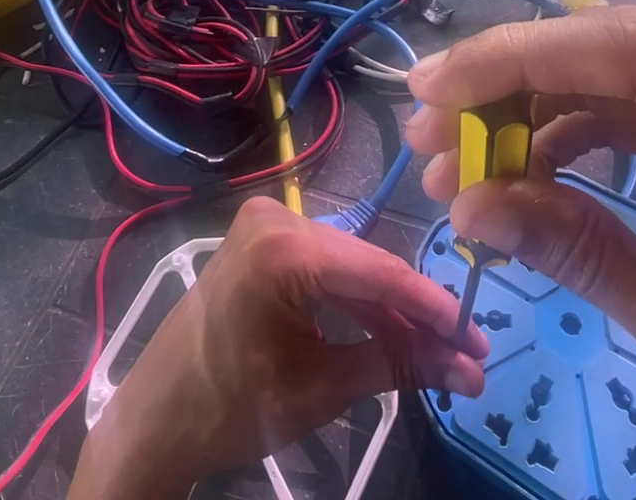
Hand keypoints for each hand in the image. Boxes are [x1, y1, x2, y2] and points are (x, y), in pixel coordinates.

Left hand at [70, 196, 488, 498]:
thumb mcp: (322, 389)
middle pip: (368, 268)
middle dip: (417, 316)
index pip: (379, 273)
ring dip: (392, 311)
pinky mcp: (265, 238)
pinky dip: (357, 302)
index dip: (434, 308)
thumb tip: (470, 372)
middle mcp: (277, 218)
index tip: (478, 340)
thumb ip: (400, 367)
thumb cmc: (231, 408)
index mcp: (281, 249)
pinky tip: (393, 334)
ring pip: (351, 268)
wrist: (157, 417)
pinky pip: (326, 267)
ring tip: (440, 353)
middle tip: (466, 355)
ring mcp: (267, 224)